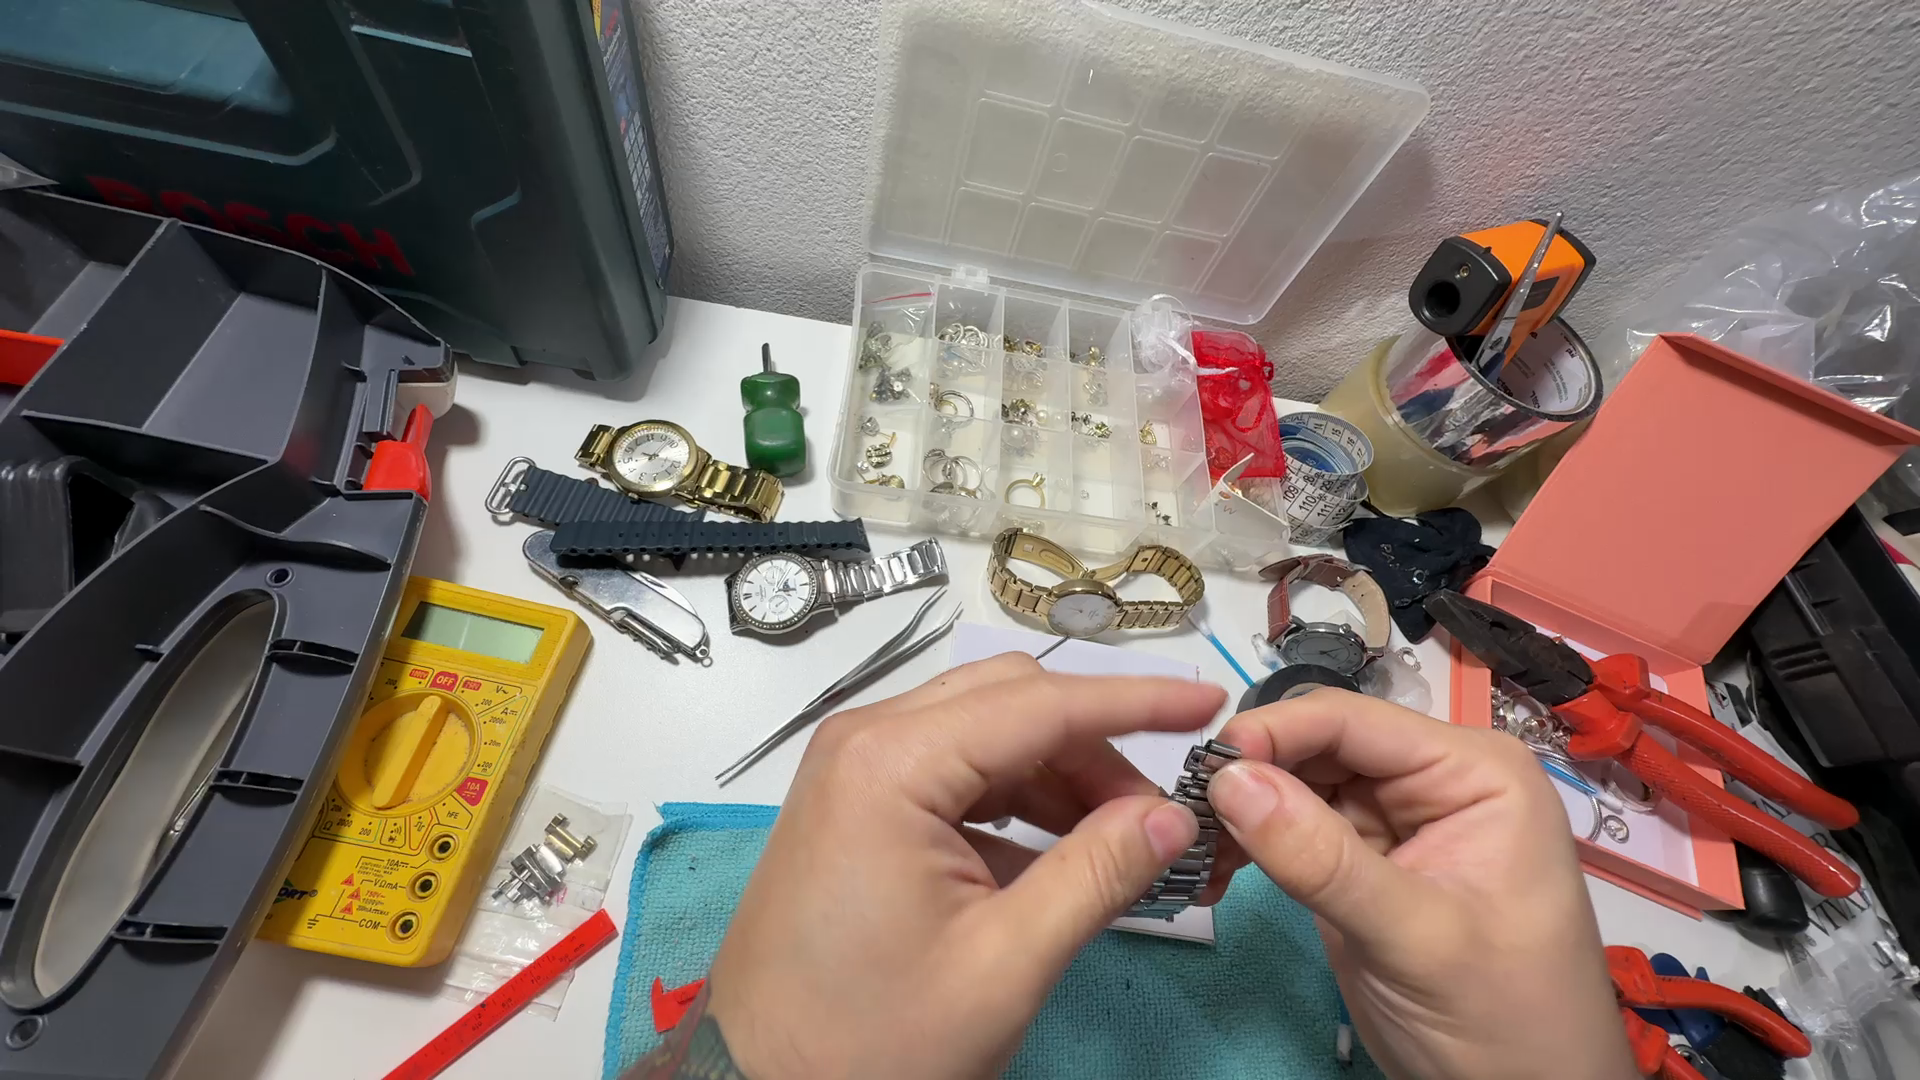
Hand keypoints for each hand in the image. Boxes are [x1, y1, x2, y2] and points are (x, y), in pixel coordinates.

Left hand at [706, 653, 1226, 1079]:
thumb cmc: (870, 1044)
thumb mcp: (1002, 966)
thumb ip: (1097, 874)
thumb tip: (1177, 814)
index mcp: (893, 760)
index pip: (1039, 704)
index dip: (1134, 701)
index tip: (1208, 702)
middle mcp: (870, 734)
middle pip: (1012, 700)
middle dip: (1094, 744)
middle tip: (1160, 808)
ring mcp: (861, 760)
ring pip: (988, 728)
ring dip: (1060, 770)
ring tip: (1122, 834)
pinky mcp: (863, 791)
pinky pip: (959, 767)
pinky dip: (1018, 795)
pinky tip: (1062, 844)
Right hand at [1204, 689, 1634, 1079]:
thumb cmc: (1504, 1024)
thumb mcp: (1415, 939)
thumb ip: (1321, 858)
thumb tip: (1227, 779)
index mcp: (1468, 770)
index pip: (1349, 720)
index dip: (1272, 732)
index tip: (1205, 769)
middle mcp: (1425, 773)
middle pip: (1310, 741)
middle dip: (1248, 774)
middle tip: (1189, 816)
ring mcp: (1386, 810)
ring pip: (1287, 775)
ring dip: (1238, 808)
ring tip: (1197, 849)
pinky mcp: (1352, 846)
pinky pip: (1283, 818)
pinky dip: (1245, 838)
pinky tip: (1216, 867)